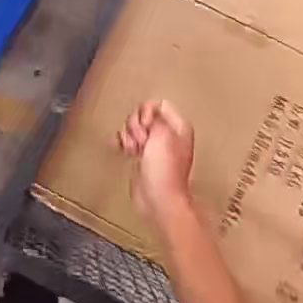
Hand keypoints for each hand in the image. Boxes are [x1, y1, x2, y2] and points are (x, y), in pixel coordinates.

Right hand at [115, 99, 194, 220]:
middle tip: (141, 138)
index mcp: (178, 127)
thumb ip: (155, 116)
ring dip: (129, 136)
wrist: (159, 197)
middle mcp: (168, 136)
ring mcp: (155, 148)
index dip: (147, 112)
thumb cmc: (166, 172)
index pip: (159, 105)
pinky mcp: (144, 159)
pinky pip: (130, 143)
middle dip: (136, 125)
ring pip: (135, 129)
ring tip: (134, 147)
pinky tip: (124, 148)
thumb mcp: (162, 133)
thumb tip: (148, 111)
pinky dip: (124, 144)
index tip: (145, 124)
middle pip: (144, 116)